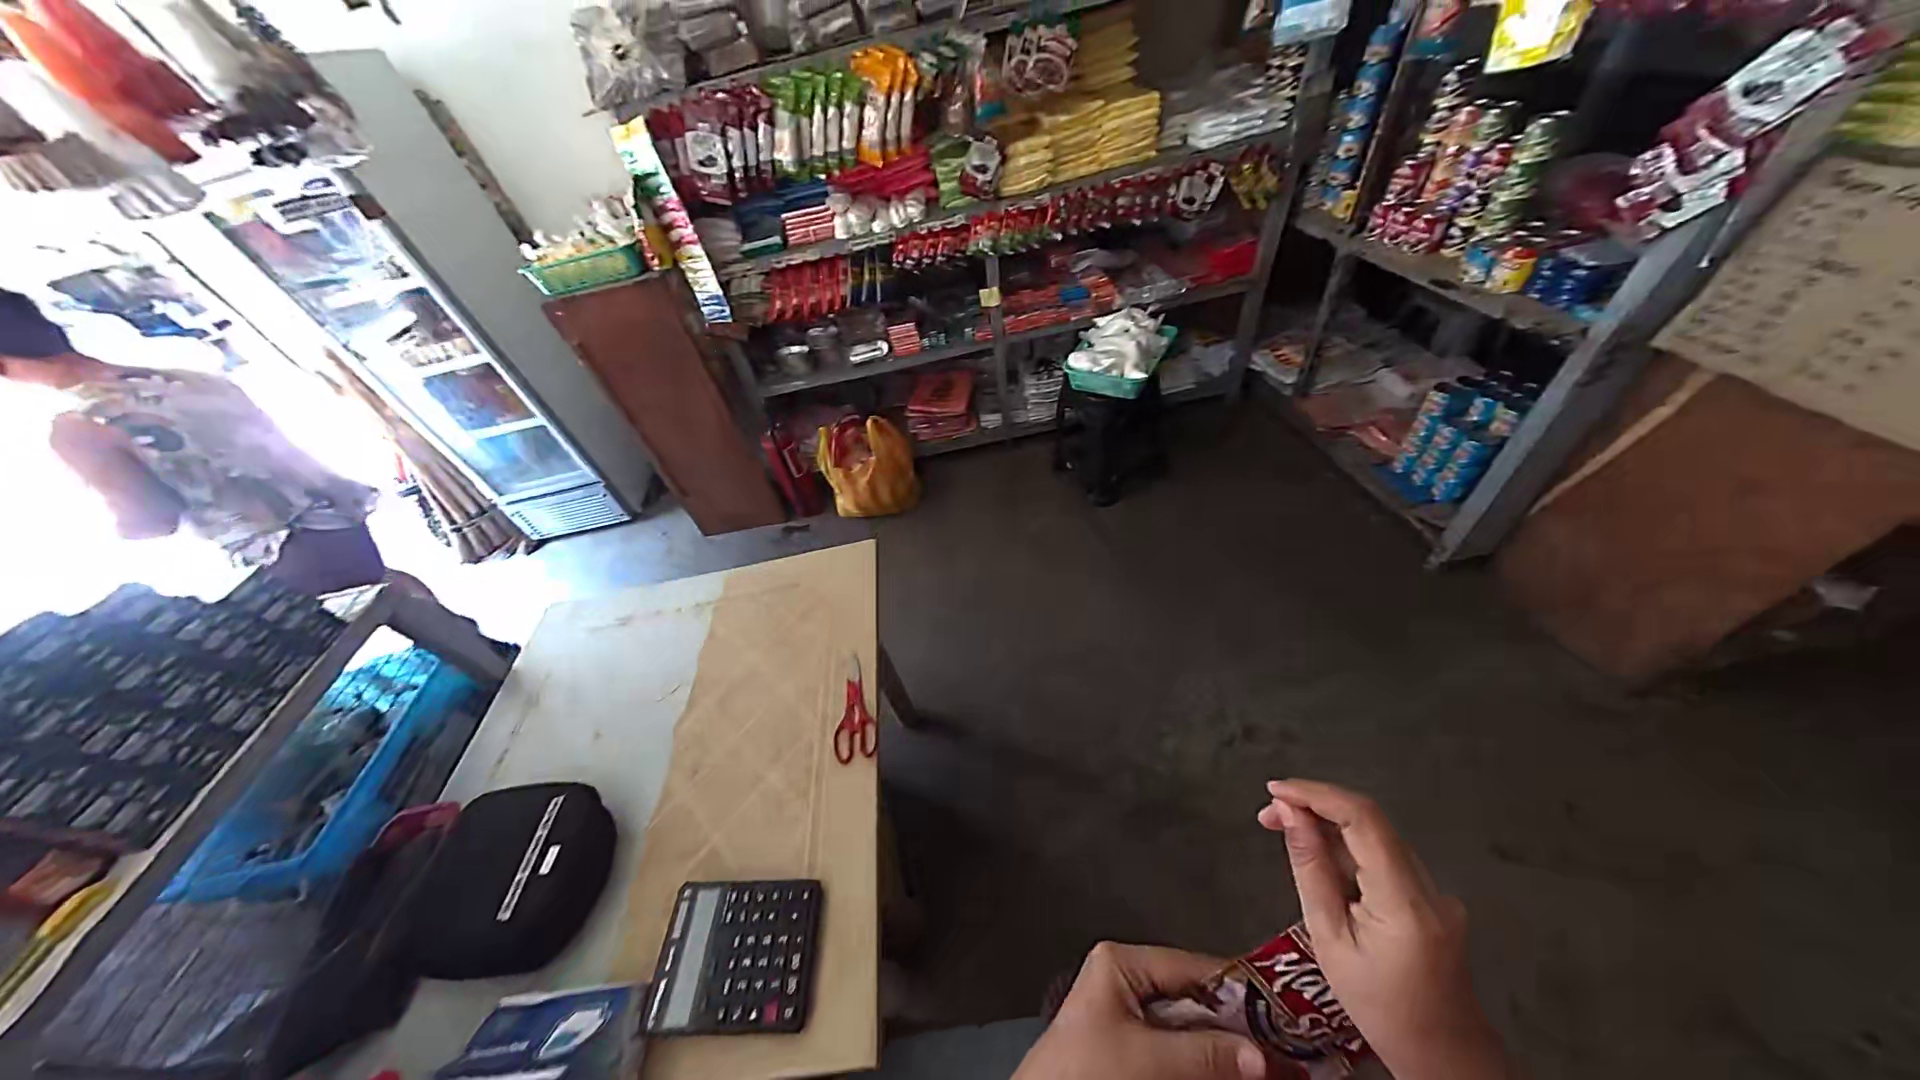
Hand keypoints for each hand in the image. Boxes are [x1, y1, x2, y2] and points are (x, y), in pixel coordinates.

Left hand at [1012, 942, 1265, 1079]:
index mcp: (1122, 963)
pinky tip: (1237, 1074)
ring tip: (1274, 1065)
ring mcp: (1131, 1017)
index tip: (1284, 1013)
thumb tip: (1261, 1056)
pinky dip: (1207, 1066)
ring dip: (1228, 1050)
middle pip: (1196, 1000)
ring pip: (1193, 1030)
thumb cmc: (1084, 1072)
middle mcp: (1128, 981)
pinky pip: (1180, 1052)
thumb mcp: (1148, 1060)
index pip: (1192, 967)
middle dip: (1238, 1028)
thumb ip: (1204, 1054)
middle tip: (1285, 1048)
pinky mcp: (1134, 1050)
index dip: (1240, 990)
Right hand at [1259, 780, 1515, 1079]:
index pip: (1362, 818)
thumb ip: (1310, 868)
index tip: (1274, 790)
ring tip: (1281, 827)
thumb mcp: (1329, 938)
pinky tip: (1317, 856)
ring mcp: (1436, 890)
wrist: (1446, 1058)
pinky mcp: (1431, 896)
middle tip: (1268, 814)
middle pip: (1368, 821)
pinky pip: (1382, 855)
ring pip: (1374, 835)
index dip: (1315, 793)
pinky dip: (1345, 846)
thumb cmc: (1379, 1009)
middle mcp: (1429, 886)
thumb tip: (1289, 813)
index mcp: (1405, 901)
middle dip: (1314, 806)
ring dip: (1326, 823)